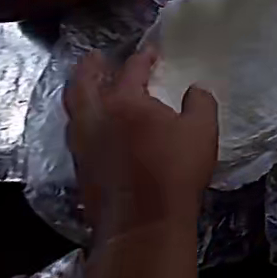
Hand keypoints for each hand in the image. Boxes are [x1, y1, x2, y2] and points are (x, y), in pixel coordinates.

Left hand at [64, 47, 218, 239]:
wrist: (143, 225)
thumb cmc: (175, 172)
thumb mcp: (202, 131)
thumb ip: (201, 103)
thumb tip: (195, 90)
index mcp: (125, 102)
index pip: (132, 69)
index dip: (144, 57)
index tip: (152, 52)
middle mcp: (96, 118)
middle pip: (83, 84)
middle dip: (90, 67)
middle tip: (96, 58)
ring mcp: (83, 146)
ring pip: (74, 111)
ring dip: (82, 95)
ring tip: (91, 90)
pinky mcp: (80, 171)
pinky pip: (77, 135)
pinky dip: (84, 122)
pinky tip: (96, 129)